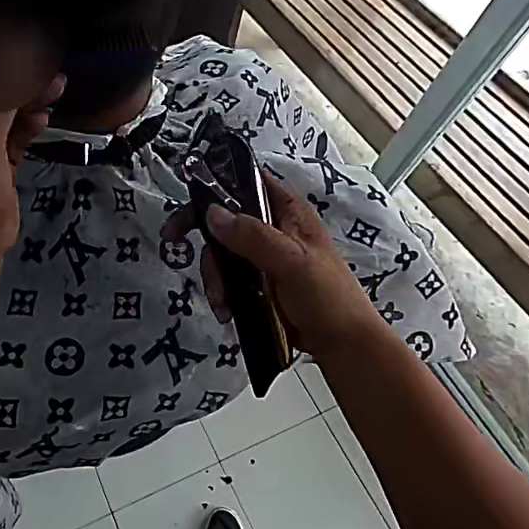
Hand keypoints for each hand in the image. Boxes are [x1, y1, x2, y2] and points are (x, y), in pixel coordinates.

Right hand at [165, 174, 385, 359]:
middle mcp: (273, 228)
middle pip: (224, 222)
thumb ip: (253, 236)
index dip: (215, 187)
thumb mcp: (292, 262)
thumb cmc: (328, 298)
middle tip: (185, 254)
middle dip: (208, 247)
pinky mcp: (258, 283)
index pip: (247, 183)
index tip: (188, 210)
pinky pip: (229, 280)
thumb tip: (212, 213)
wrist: (342, 345)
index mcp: (287, 211)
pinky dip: (222, 293)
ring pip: (222, 254)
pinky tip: (227, 311)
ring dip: (215, 278)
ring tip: (222, 303)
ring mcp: (264, 257)